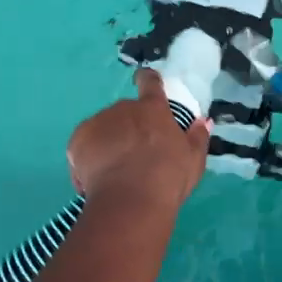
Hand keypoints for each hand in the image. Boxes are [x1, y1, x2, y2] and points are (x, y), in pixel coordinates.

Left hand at [67, 70, 211, 209]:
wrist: (130, 200)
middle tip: (137, 153)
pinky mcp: (77, 141)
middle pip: (126, 111)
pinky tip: (99, 176)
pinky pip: (86, 144)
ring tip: (117, 170)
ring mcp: (98, 123)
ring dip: (110, 140)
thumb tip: (204, 121)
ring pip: (104, 127)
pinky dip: (91, 156)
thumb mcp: (193, 159)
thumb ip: (197, 137)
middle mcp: (123, 108)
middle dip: (131, 126)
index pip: (150, 82)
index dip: (149, 81)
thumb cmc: (168, 177)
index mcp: (153, 109)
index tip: (146, 83)